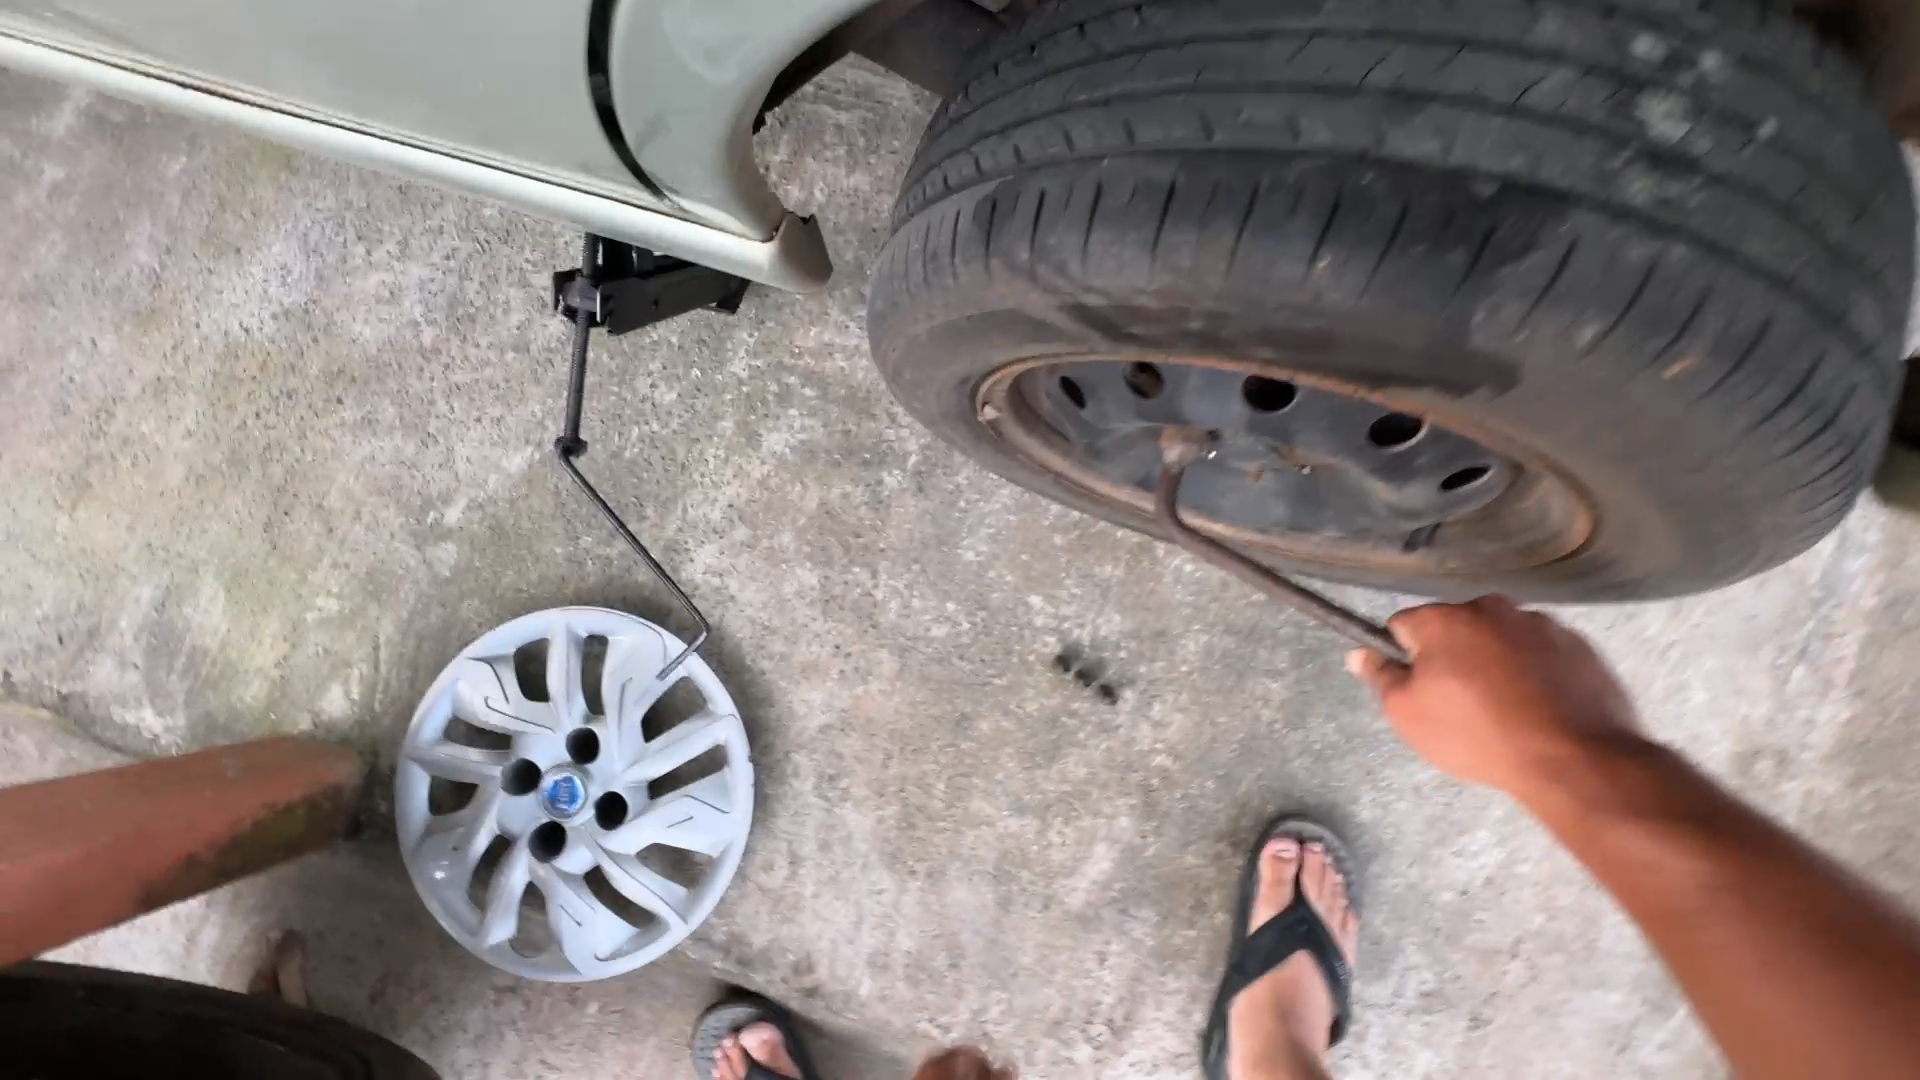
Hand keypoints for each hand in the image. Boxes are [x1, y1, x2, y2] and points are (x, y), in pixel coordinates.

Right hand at [1346, 596, 1642, 794]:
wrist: (1576, 762)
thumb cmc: (1476, 734)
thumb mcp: (1407, 712)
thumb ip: (1380, 676)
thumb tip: (1360, 653)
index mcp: (1444, 618)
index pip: (1403, 624)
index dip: (1404, 657)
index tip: (1418, 687)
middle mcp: (1492, 609)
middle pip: (1455, 627)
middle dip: (1452, 655)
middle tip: (1460, 701)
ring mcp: (1543, 625)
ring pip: (1500, 638)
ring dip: (1495, 661)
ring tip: (1506, 708)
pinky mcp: (1583, 648)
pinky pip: (1541, 653)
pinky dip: (1535, 672)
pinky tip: (1539, 707)